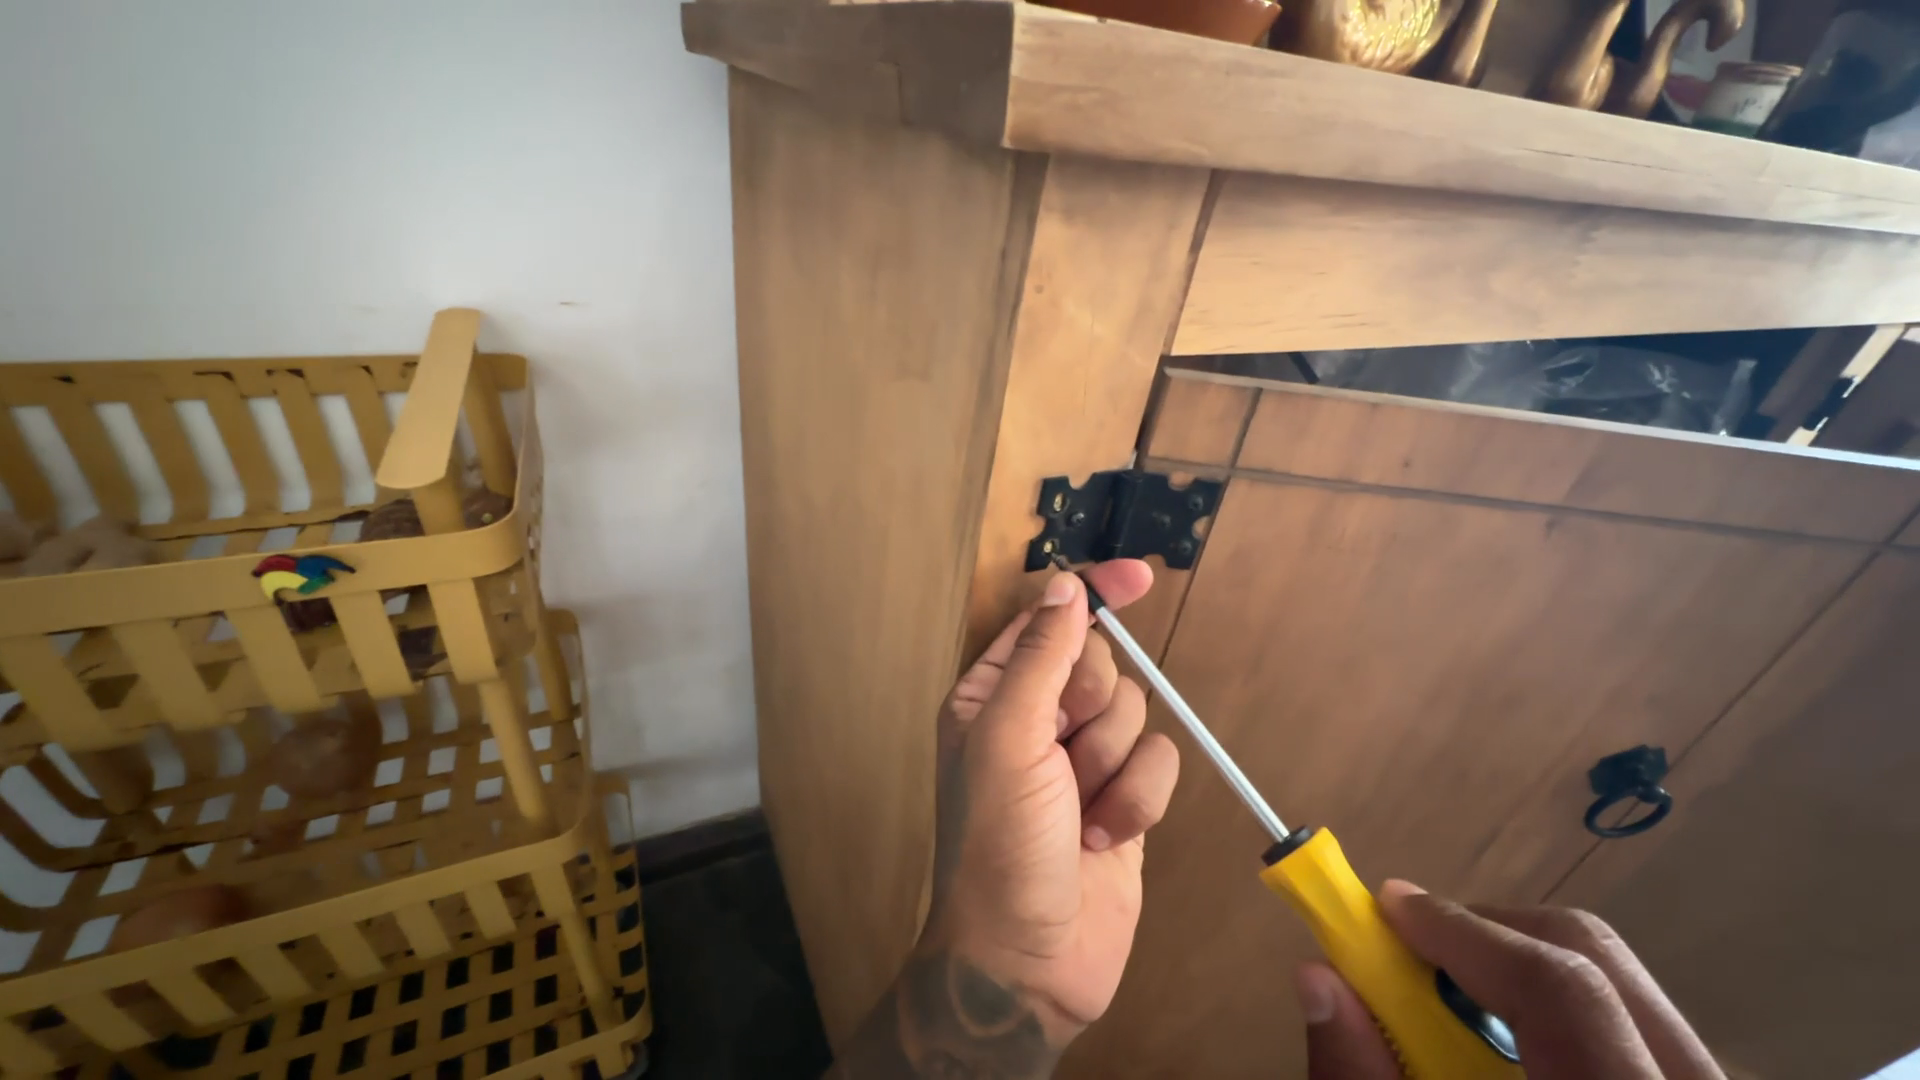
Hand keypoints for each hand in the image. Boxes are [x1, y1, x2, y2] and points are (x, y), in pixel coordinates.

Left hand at [828, 561, 1179, 1078]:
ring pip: (1136, 714)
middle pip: (1101, 666)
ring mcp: (1085, 760)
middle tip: (1063, 752)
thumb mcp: (1007, 738)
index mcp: (995, 694)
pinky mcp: (1125, 798)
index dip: (1092, 595)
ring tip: (1078, 810)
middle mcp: (1039, 719)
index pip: (1051, 622)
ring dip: (1113, 766)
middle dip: (1091, 710)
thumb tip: (1067, 586)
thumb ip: (1041, 657)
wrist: (1027, 960)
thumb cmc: (998, 843)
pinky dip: (1137, 802)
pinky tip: (1103, 839)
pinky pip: (1160, 762)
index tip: (1139, 576)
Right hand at [1299, 881, 1725, 1079]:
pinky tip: (1511, 1057)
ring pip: (1618, 988)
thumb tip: (1316, 979)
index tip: (1385, 906)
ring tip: (1456, 1005)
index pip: (1562, 994)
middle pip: (1597, 962)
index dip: (1464, 932)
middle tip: (1412, 944)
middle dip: (1488, 933)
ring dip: (1519, 969)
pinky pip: (1633, 1025)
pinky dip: (1556, 1011)